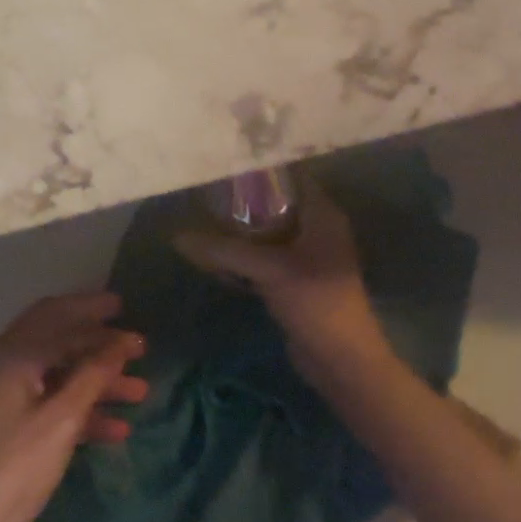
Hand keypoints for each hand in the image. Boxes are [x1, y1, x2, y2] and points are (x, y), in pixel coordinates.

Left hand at [0, 293, 147, 521]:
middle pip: (56, 341)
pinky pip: (46, 406)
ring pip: (55, 377)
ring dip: (96, 382)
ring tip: (139, 393)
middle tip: (135, 343)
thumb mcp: (59, 421)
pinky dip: (79, 411)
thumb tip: (119, 341)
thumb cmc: (11, 469)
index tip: (135, 326)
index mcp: (9, 355)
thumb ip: (92, 375)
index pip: (61, 321)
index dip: (101, 323)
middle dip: (97, 341)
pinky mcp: (1, 430)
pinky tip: (114, 430)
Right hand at [172, 177, 390, 380]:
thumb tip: (177, 237)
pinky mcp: (295, 282)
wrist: (342, 361)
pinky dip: (244, 258)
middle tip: (204, 190)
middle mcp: (317, 229)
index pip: (292, 175)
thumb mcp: (269, 269)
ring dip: (241, 231)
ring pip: (268, 233)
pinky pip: (265, 260)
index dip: (261, 167)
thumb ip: (224, 251)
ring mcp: (307, 257)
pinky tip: (216, 258)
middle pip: (276, 204)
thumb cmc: (315, 302)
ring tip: (202, 219)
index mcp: (323, 214)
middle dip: (243, 200)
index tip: (225, 160)